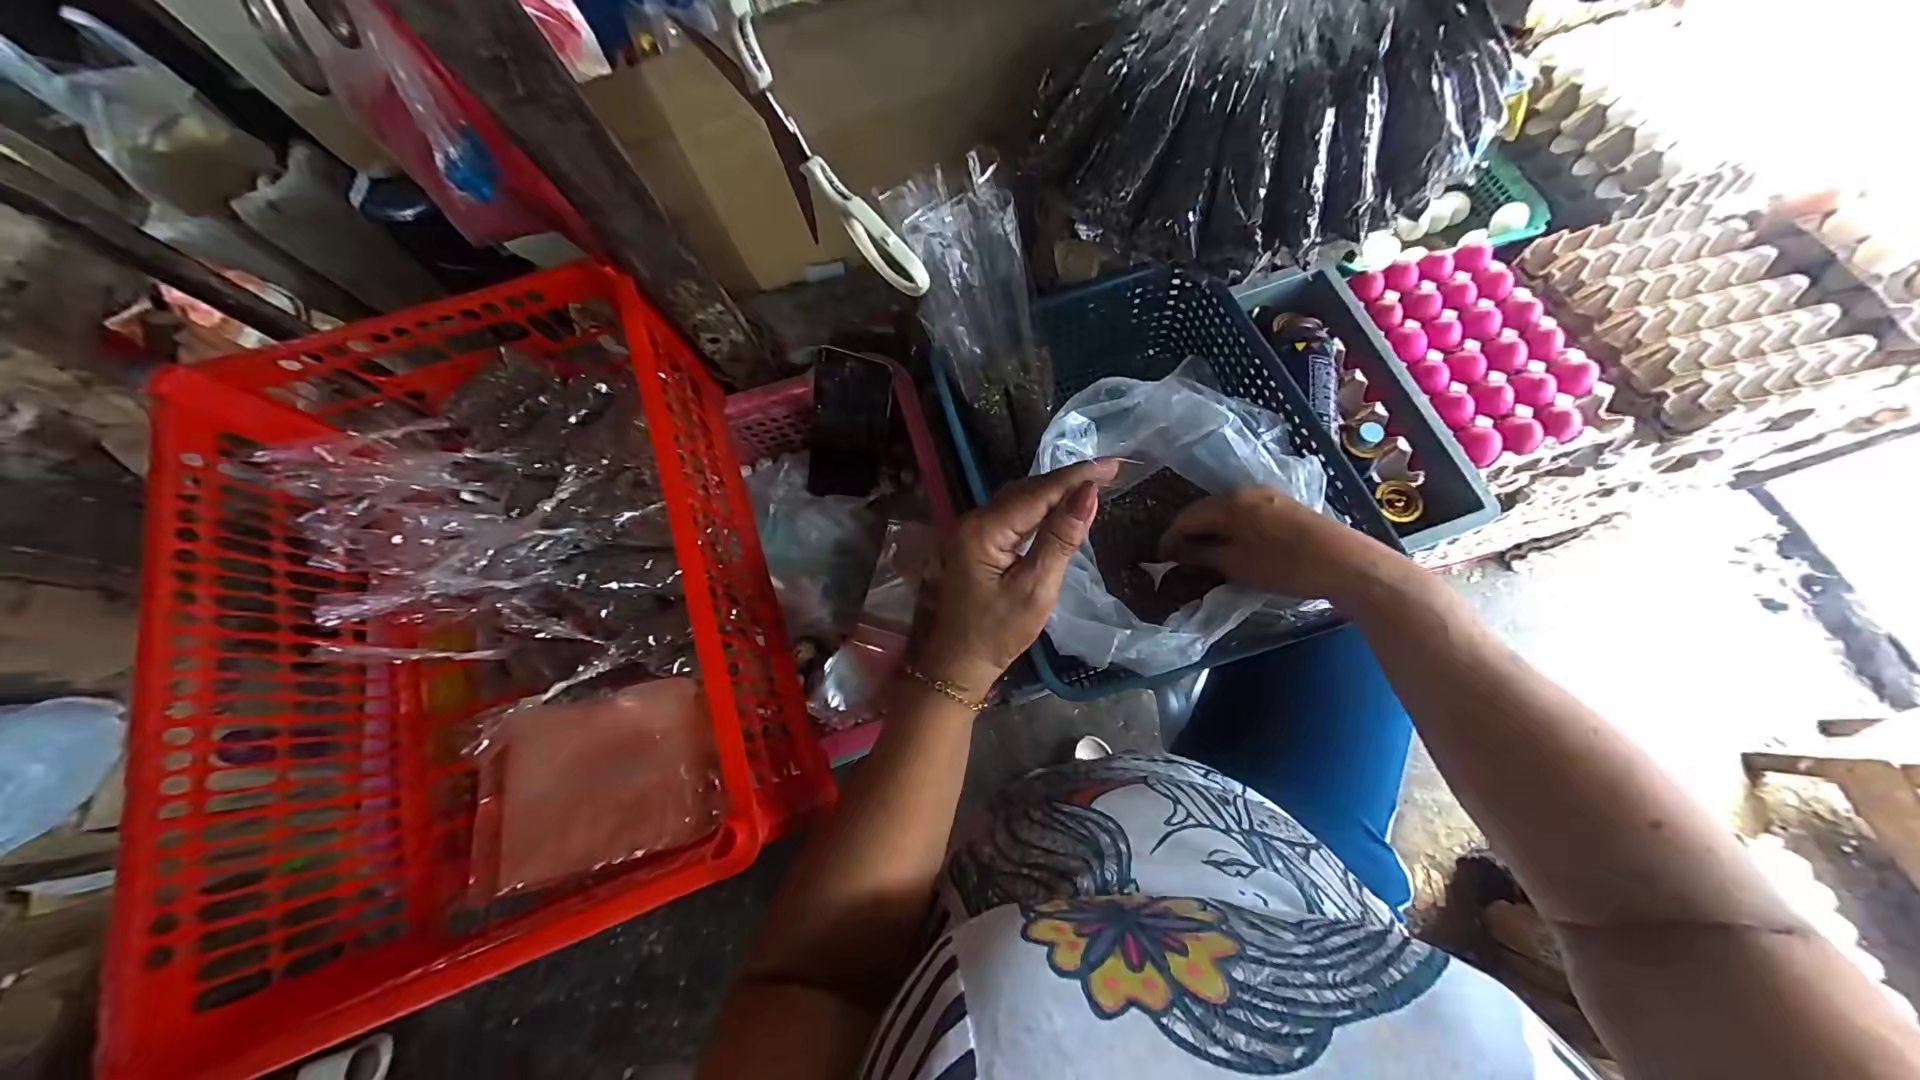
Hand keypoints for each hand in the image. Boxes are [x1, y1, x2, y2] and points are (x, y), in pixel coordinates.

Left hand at [911, 459, 1118, 699]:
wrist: (955, 663)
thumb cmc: (996, 634)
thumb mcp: (1036, 589)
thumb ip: (1060, 539)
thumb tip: (1088, 494)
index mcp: (983, 530)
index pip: (1037, 493)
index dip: (1076, 476)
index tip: (1112, 463)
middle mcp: (972, 521)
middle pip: (1026, 490)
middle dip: (1068, 479)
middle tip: (1109, 469)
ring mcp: (970, 530)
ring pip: (1018, 500)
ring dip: (1054, 490)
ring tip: (1092, 481)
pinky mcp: (974, 542)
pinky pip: (1011, 515)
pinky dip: (1039, 507)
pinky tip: (1060, 505)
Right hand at [1159, 486, 1401, 599]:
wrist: (1347, 564)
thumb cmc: (1284, 565)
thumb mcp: (1235, 564)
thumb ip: (1200, 555)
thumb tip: (1173, 551)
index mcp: (1228, 502)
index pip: (1185, 517)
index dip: (1169, 538)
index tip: (1159, 559)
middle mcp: (1245, 491)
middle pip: (1205, 511)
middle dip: (1189, 533)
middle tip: (1178, 558)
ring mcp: (1268, 496)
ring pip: (1226, 512)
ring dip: (1211, 532)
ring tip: (1203, 555)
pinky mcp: (1286, 506)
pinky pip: (1246, 515)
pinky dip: (1232, 530)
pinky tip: (1233, 547)